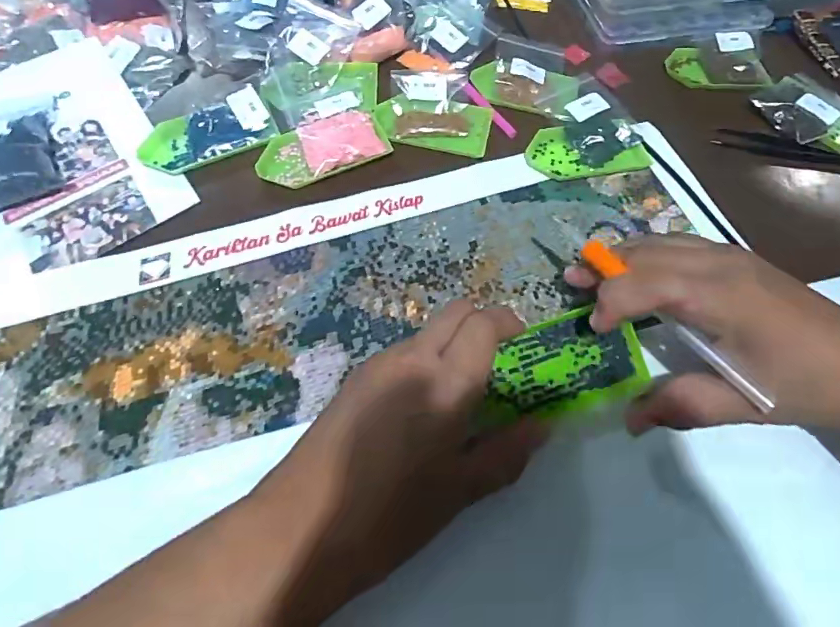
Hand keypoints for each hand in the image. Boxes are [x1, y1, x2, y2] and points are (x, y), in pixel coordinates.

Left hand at [247, 300, 547, 620]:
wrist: (299, 528)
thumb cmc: (389, 516)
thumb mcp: (458, 493)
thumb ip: (506, 454)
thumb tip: (541, 425)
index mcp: (445, 381)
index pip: (487, 322)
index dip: (513, 328)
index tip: (526, 354)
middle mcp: (413, 356)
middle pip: (459, 311)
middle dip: (485, 326)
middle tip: (498, 369)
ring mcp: (380, 361)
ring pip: (430, 329)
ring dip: (453, 344)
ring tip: (458, 397)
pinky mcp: (358, 374)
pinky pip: (404, 350)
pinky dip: (425, 360)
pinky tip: (417, 410)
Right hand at [565, 235, 839, 440]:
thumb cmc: (805, 387)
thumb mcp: (744, 404)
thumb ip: (682, 404)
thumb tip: (627, 417)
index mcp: (721, 295)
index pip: (648, 282)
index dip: (613, 301)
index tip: (594, 330)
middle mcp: (720, 262)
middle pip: (647, 252)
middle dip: (605, 266)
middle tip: (570, 284)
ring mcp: (730, 254)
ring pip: (662, 240)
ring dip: (624, 254)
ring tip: (591, 270)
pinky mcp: (737, 257)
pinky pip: (680, 242)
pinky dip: (649, 251)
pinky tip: (639, 268)